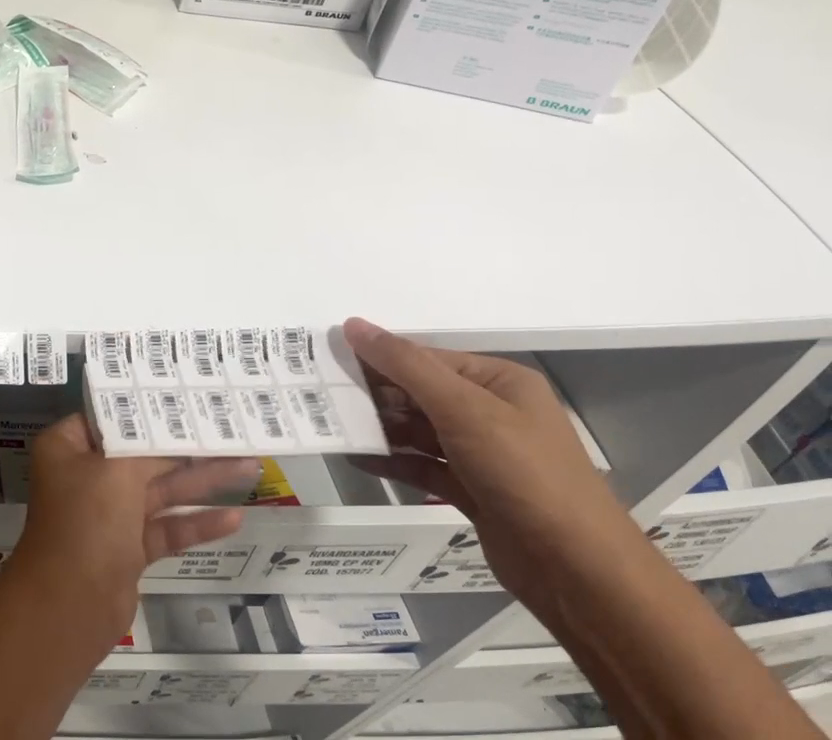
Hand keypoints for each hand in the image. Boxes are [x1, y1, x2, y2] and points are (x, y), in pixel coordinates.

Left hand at [9, 415, 258, 646]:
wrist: (71, 601)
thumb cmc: (87, 520)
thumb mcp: (117, 472)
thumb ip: (149, 451)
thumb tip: (170, 433)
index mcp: (66, 448)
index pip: (107, 418)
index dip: (144, 408)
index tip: (184, 395)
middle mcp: (84, 476)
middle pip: (139, 454)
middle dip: (183, 446)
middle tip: (229, 431)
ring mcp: (106, 513)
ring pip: (158, 490)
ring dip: (200, 481)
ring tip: (248, 466)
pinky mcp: (126, 548)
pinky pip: (165, 527)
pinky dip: (195, 522)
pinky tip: (234, 517)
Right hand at [343, 317, 644, 611]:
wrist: (575, 568)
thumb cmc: (523, 473)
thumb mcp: (463, 409)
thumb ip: (406, 366)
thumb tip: (353, 326)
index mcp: (499, 383)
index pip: (425, 358)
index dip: (375, 358)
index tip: (323, 361)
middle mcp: (491, 412)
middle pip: (417, 392)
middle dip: (371, 394)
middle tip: (317, 394)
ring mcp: (481, 453)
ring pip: (416, 429)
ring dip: (377, 428)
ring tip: (328, 425)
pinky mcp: (470, 489)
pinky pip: (420, 465)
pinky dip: (390, 461)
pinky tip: (355, 458)